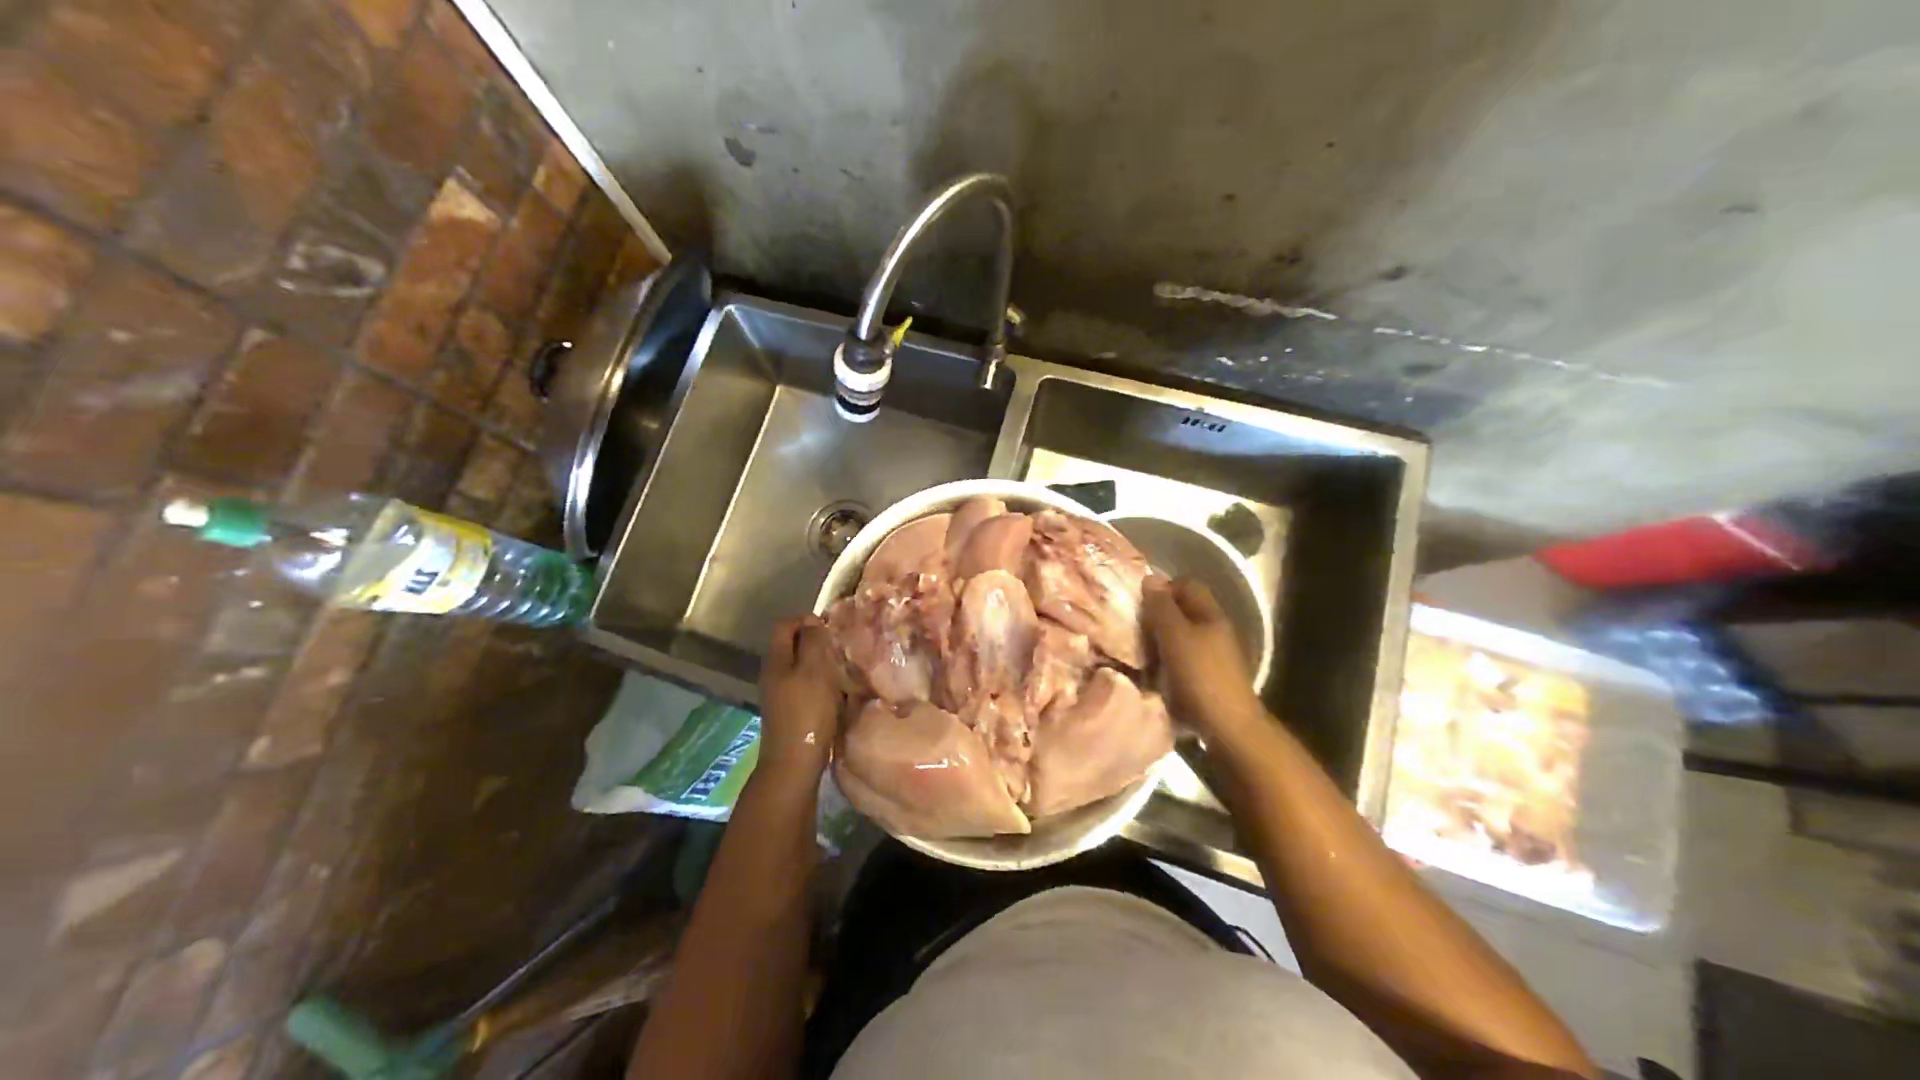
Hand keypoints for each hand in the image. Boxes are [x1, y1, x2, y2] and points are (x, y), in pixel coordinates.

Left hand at [759, 615, 843, 777]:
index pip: (785, 625)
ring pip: (800, 667)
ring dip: (820, 663)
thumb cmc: (807, 713)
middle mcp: (773, 674)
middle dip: (815, 641)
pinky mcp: (789, 712)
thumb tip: (813, 621)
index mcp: (776, 660)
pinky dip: (820, 684)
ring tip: (842, 667)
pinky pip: (805, 687)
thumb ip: (813, 642)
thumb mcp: (814, 671)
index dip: (806, 619)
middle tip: (840, 645)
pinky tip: (837, 693)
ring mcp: (779, 695)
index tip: (830, 625)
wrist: (793, 764)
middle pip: (791, 646)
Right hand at [1143, 576, 1261, 735]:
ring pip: (1181, 637)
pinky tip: (1153, 674)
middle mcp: (1215, 630)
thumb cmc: (1200, 676)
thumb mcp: (1175, 637)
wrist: (1228, 727)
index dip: (1163, 588)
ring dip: (1160, 641)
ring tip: (1139, 652)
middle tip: (1134, 627)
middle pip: (1183, 611)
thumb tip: (1150, 578)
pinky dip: (1166, 662)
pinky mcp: (1208, 678)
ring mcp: (1214, 656)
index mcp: (1211, 615)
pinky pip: (1182, 660)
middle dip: (1158, 616)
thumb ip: (1162, 607)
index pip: (1186, 585)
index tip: (1139, 603)